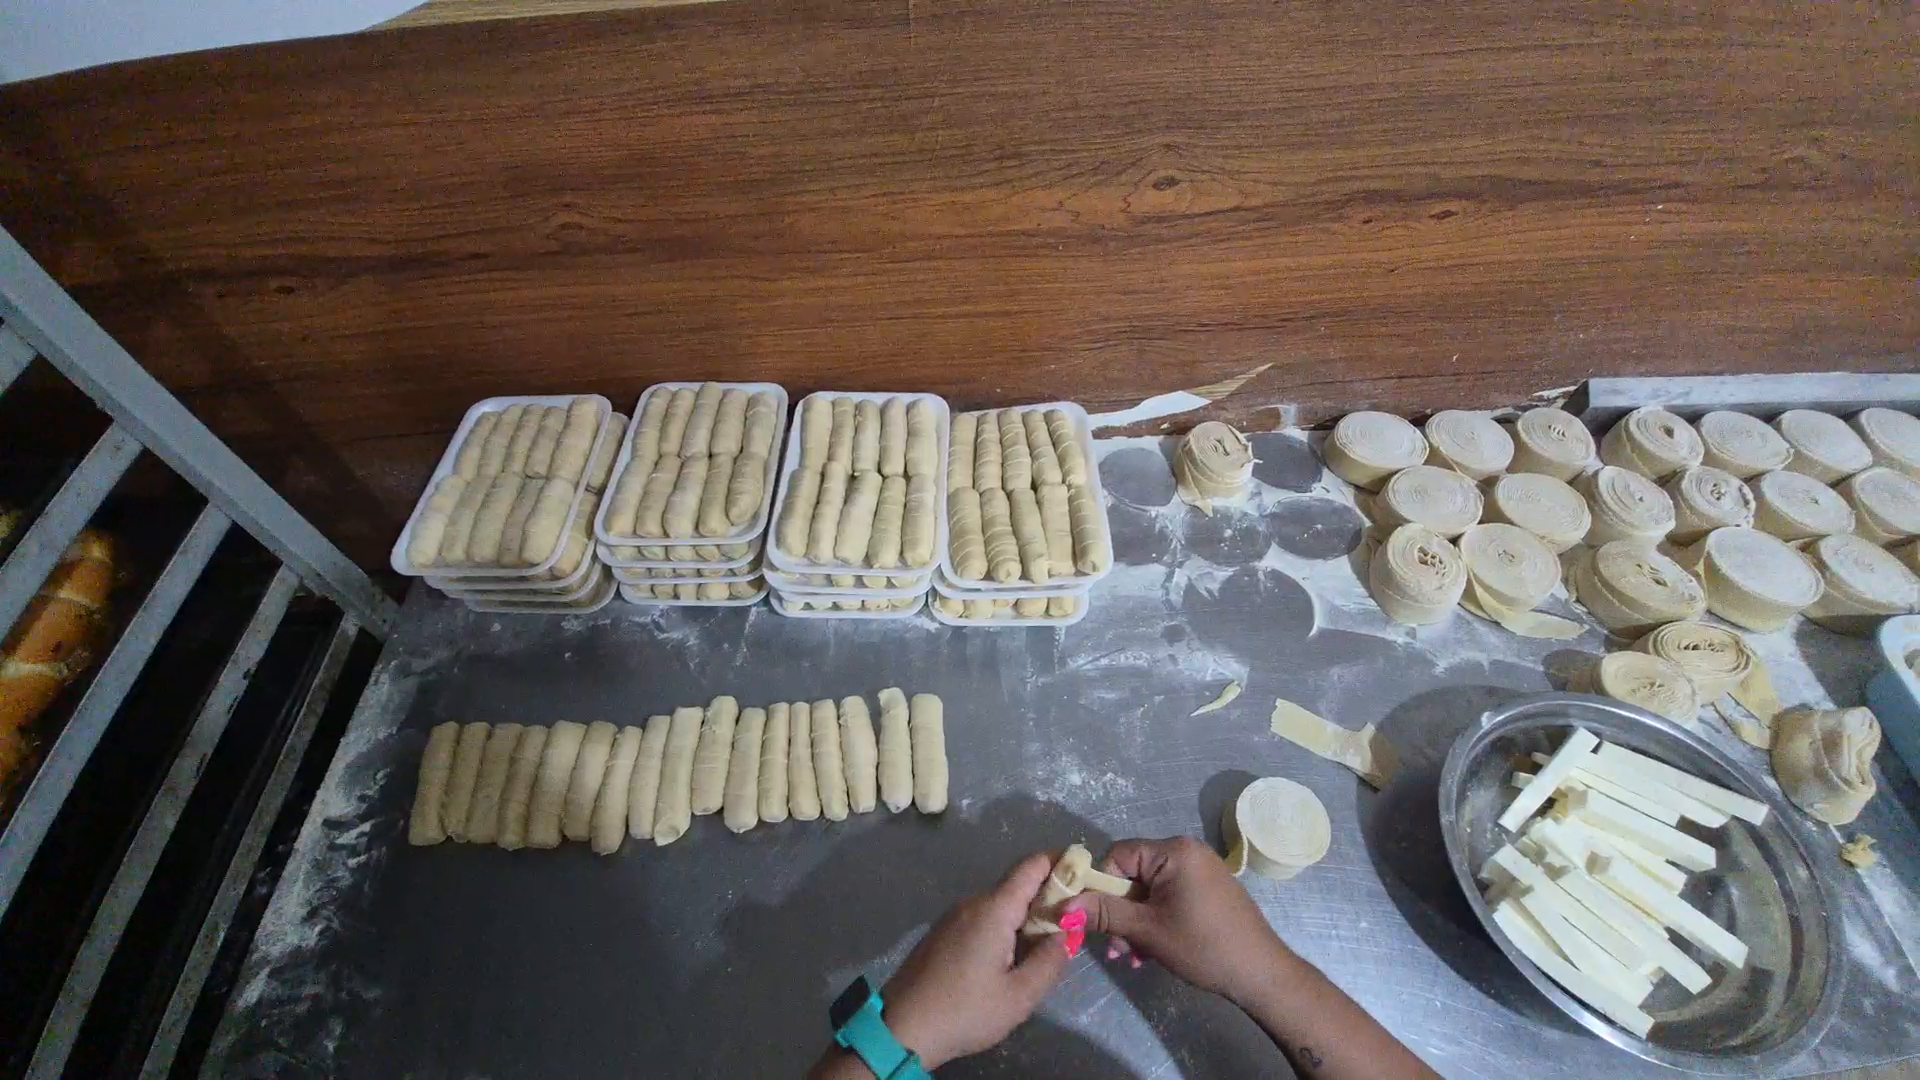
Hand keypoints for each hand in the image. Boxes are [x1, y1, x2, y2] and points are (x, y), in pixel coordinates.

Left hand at [880, 853, 1073, 1068]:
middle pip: (1018, 885)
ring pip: (1001, 903)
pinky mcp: (945, 931)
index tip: (1084, 872)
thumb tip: (1069, 931)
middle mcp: (974, 901)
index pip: (1031, 866)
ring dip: (1026, 915)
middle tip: (1073, 922)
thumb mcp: (1018, 996)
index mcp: (994, 908)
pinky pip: (983, 916)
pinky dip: (1005, 926)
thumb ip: (1049, 961)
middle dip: (1048, 897)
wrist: (901, 1027)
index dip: (1059, 862)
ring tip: (1045, 946)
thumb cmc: (964, 1011)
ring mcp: (956, 914)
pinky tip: (1011, 957)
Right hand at [1066, 836, 1293, 1008]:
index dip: (1104, 886)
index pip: (1120, 855)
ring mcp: (1200, 869)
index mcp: (1173, 851)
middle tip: (1118, 947)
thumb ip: (1105, 913)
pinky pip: (1169, 895)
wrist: (1263, 976)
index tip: (1098, 918)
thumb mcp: (1148, 930)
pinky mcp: (1208, 889)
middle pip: (1134, 874)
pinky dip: (1157, 919)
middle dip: (1121, 911)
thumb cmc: (1203, 946)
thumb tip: (1064, 905)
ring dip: (1137, 921)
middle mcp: (1187, 851)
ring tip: (1134, 956)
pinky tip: (1152, 951)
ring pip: (1150, 889)